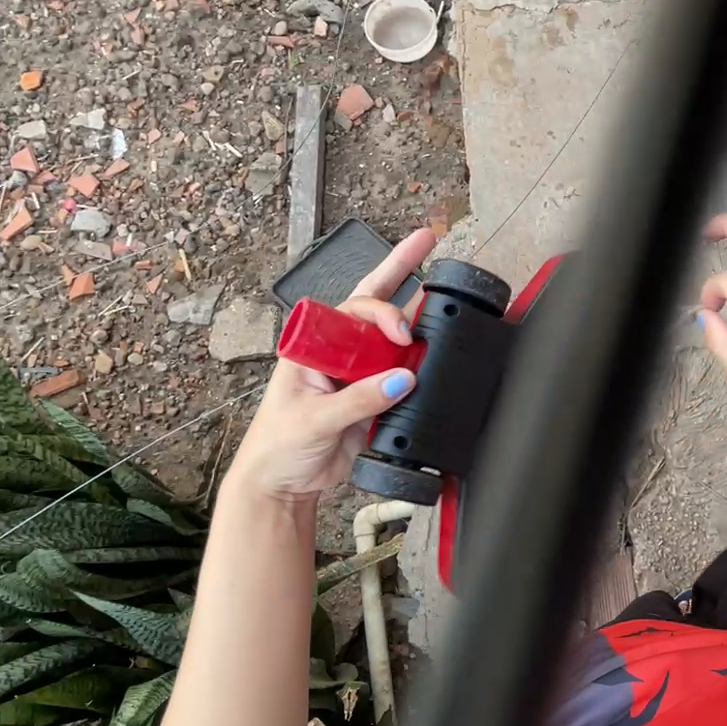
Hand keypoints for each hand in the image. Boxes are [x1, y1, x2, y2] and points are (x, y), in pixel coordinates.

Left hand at [225, 229, 435, 503]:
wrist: (283, 485)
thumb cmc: (278, 445)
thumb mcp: (313, 418)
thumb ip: (357, 400)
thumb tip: (402, 380)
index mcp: (313, 346)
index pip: (353, 309)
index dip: (383, 313)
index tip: (402, 335)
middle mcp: (339, 352)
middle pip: (374, 302)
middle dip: (401, 269)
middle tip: (426, 240)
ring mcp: (360, 373)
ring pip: (396, 337)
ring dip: (420, 317)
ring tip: (448, 293)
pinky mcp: (375, 399)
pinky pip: (405, 373)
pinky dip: (425, 362)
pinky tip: (441, 347)